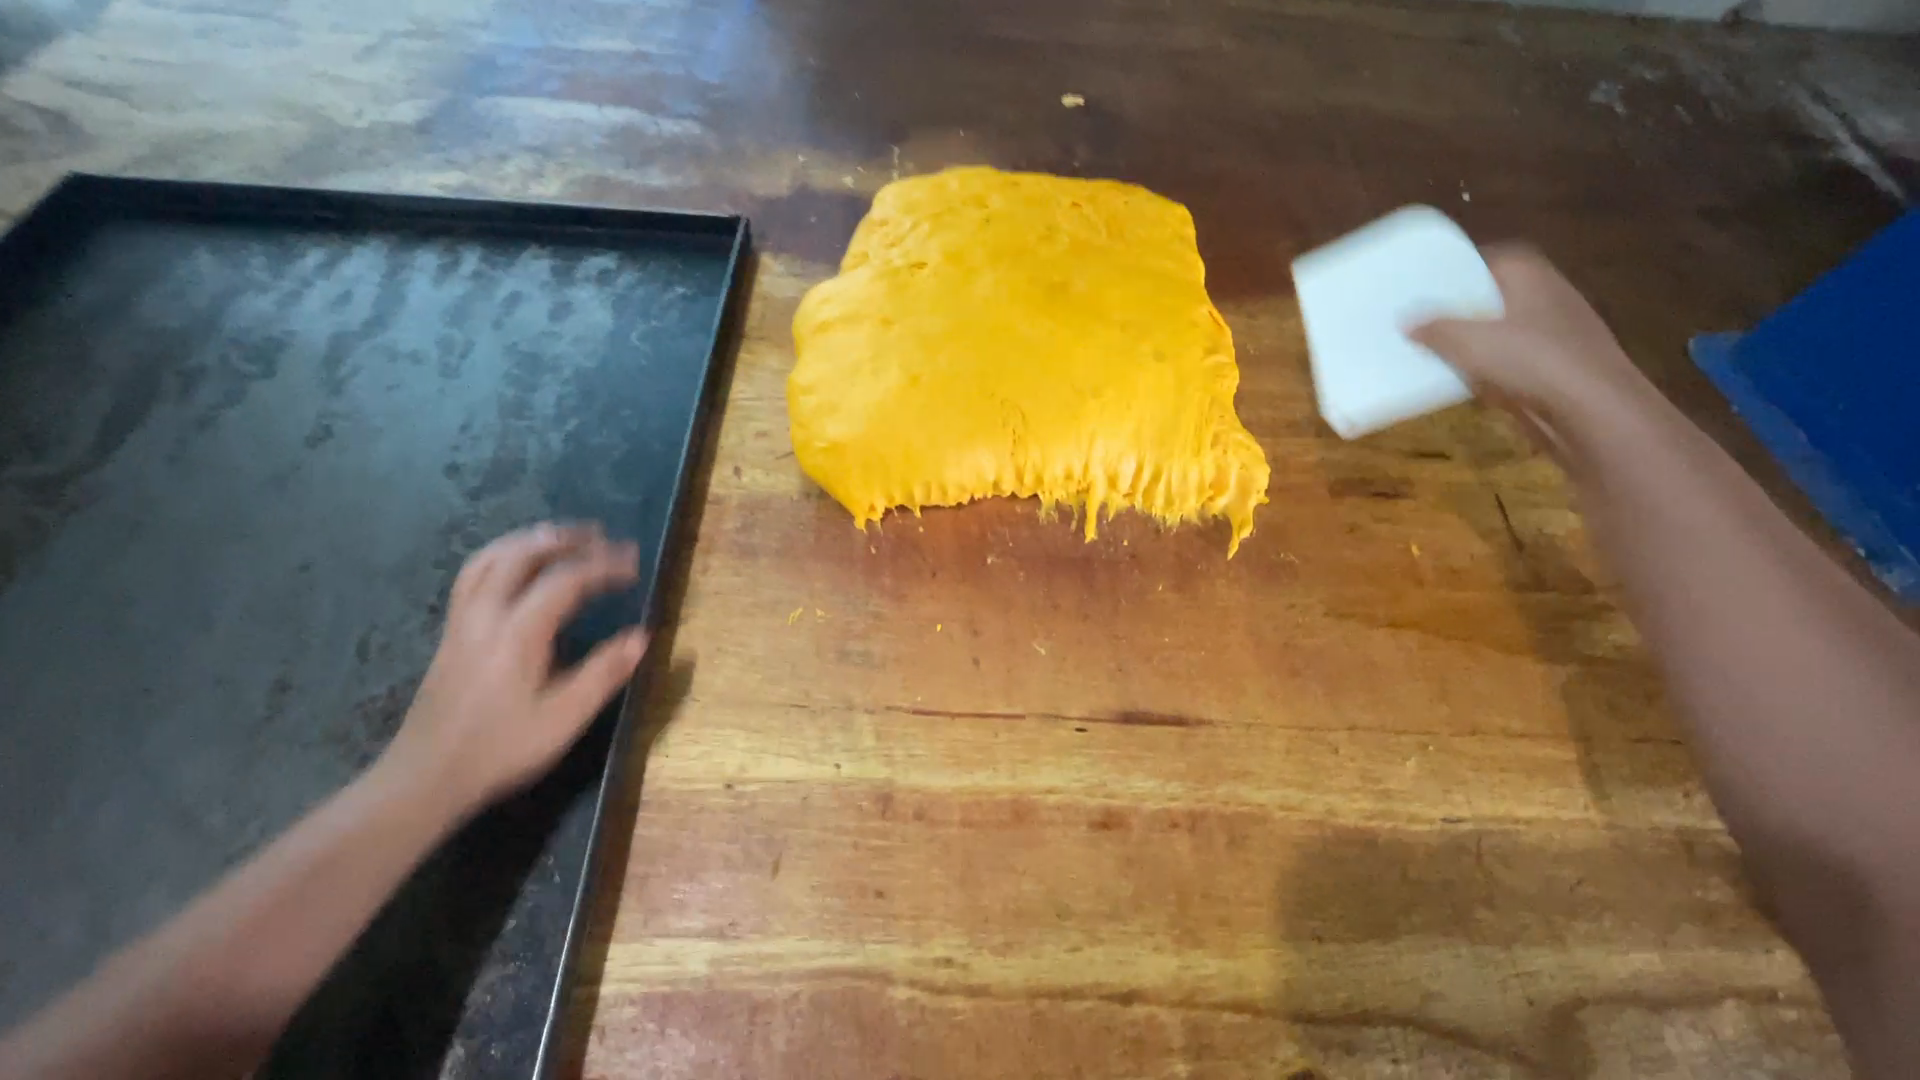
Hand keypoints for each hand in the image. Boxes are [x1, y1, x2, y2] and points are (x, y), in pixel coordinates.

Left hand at [382, 523, 649, 815]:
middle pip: (522, 555)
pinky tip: (515, 570)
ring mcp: (462, 621)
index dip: (603, 565)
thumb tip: (641, 636)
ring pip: (490, 559)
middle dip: (564, 539)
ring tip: (558, 537)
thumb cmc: (501, 748)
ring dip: (528, 540)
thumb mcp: (563, 718)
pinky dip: (501, 557)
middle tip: (599, 536)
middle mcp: (486, 614)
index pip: (565, 580)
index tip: (634, 563)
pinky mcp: (451, 634)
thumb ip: (603, 673)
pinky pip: (473, 575)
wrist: (426, 776)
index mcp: (518, 632)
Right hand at [1410, 245, 1654, 461]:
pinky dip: (1491, 368)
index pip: (1489, 259)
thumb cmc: (1530, 360)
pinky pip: (1514, 360)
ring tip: (1435, 352)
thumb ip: (1435, 329)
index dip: (1457, 270)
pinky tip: (1467, 382)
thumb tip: (1408, 321)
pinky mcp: (1558, 367)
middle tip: (1422, 320)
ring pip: (1504, 330)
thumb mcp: (1468, 342)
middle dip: (1461, 309)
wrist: (1592, 409)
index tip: (1425, 286)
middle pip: (1495, 295)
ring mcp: (1557, 332)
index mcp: (1530, 275)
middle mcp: (1547, 295)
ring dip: (1475, 342)